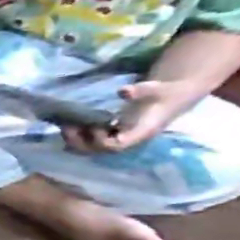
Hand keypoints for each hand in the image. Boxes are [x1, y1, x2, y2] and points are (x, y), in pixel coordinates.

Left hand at [63, 80, 192, 152]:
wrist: (174, 96)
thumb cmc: (166, 93)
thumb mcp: (157, 88)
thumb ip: (142, 90)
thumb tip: (123, 91)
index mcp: (141, 133)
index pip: (116, 146)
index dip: (101, 140)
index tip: (94, 126)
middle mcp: (128, 140)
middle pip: (98, 150)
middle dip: (80, 141)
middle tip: (67, 127)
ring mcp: (119, 138)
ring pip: (91, 148)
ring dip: (74, 140)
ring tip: (65, 125)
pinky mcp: (112, 134)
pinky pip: (90, 141)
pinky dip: (77, 136)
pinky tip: (70, 125)